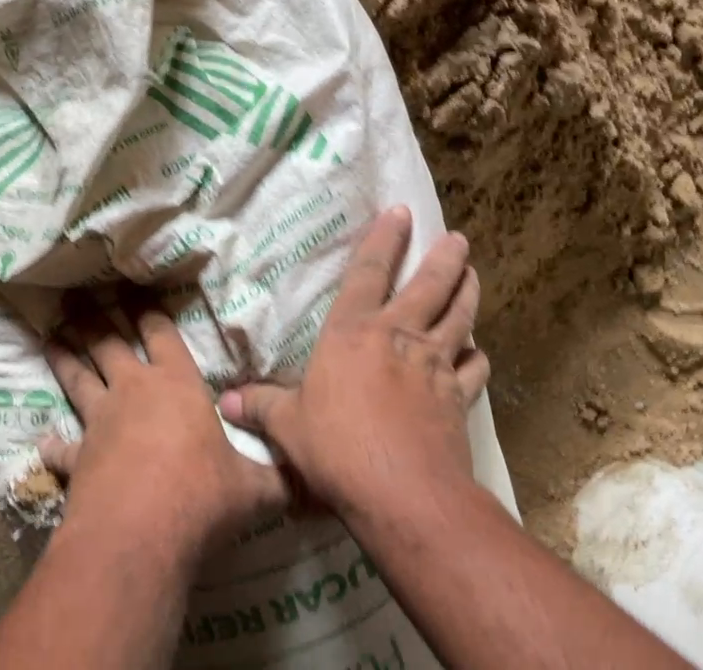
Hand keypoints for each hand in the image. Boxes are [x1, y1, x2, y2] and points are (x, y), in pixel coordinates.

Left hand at [38, 293, 287, 553]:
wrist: (139, 536)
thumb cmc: (202, 498)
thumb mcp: (255, 489)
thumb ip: (283, 478)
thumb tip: (316, 479)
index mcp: (177, 386)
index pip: (162, 335)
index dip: (147, 311)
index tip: (132, 290)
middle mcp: (134, 392)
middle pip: (109, 344)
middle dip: (93, 319)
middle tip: (75, 298)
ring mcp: (100, 423)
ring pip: (77, 379)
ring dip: (64, 357)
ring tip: (51, 337)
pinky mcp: (77, 458)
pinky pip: (61, 448)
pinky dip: (52, 445)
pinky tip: (42, 444)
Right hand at [216, 206, 488, 518]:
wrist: (402, 492)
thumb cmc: (336, 449)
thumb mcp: (288, 427)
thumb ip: (260, 408)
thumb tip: (224, 402)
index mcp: (352, 332)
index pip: (368, 272)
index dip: (383, 240)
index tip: (400, 212)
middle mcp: (398, 337)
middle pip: (430, 286)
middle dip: (445, 258)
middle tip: (458, 239)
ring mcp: (434, 365)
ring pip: (460, 318)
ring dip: (469, 294)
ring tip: (474, 276)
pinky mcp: (458, 397)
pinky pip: (475, 370)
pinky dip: (477, 359)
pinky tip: (478, 355)